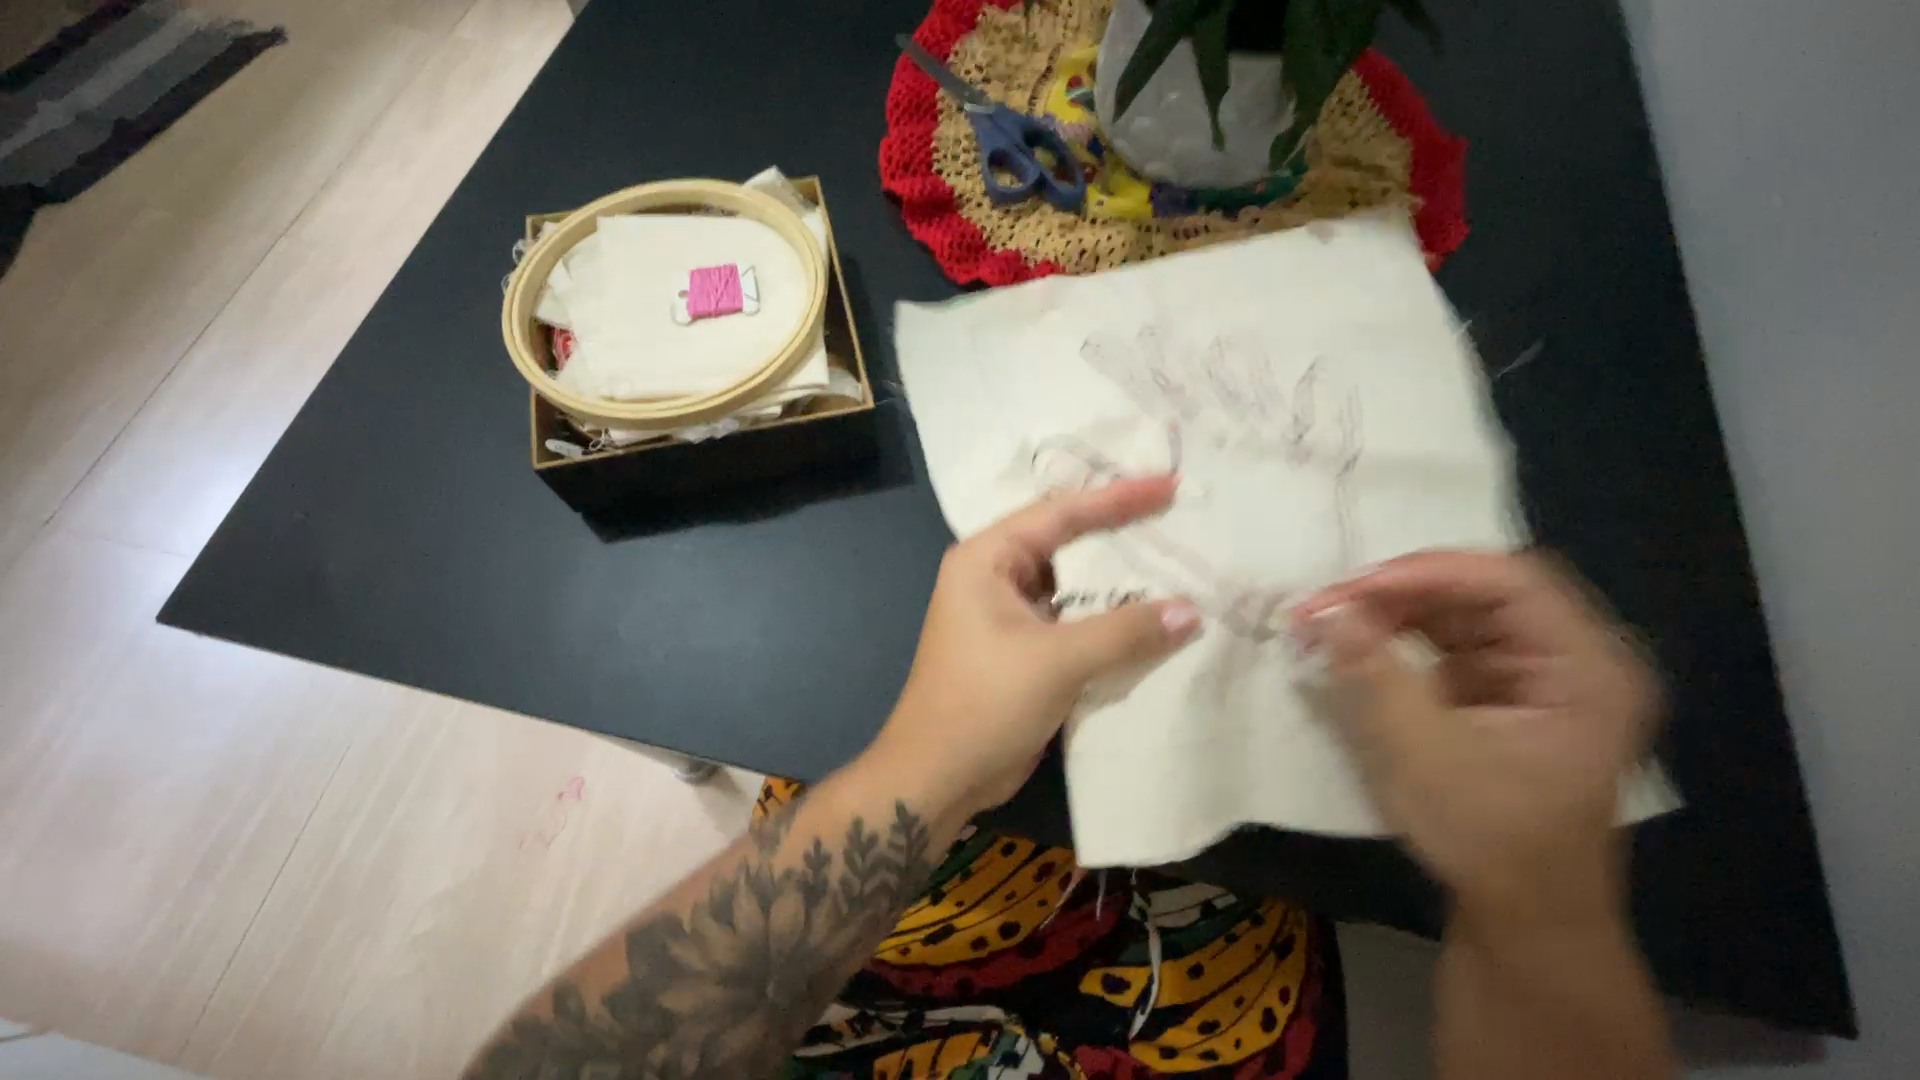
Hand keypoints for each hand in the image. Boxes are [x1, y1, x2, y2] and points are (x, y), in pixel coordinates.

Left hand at [870, 475, 1202, 819]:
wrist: (938, 777)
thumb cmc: (984, 703)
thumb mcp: (1057, 661)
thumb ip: (1125, 631)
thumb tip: (1192, 611)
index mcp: (987, 559)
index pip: (1060, 512)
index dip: (1117, 498)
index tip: (1169, 486)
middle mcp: (996, 577)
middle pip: (1068, 544)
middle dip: (1122, 536)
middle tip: (1181, 520)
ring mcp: (1009, 615)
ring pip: (1074, 586)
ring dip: (1120, 583)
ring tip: (1181, 566)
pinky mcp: (1024, 651)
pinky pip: (1075, 623)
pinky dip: (1110, 621)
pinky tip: (1156, 620)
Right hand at [1291, 552, 1659, 924]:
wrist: (1524, 916)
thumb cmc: (1489, 839)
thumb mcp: (1424, 755)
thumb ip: (1374, 674)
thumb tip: (1323, 609)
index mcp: (1584, 669)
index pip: (1511, 582)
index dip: (1428, 572)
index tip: (1353, 590)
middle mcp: (1569, 658)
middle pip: (1481, 591)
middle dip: (1398, 592)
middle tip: (1327, 605)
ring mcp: (1535, 675)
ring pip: (1459, 612)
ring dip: (1391, 612)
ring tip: (1329, 623)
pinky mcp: (1500, 692)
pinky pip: (1448, 644)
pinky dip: (1398, 640)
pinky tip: (1355, 647)